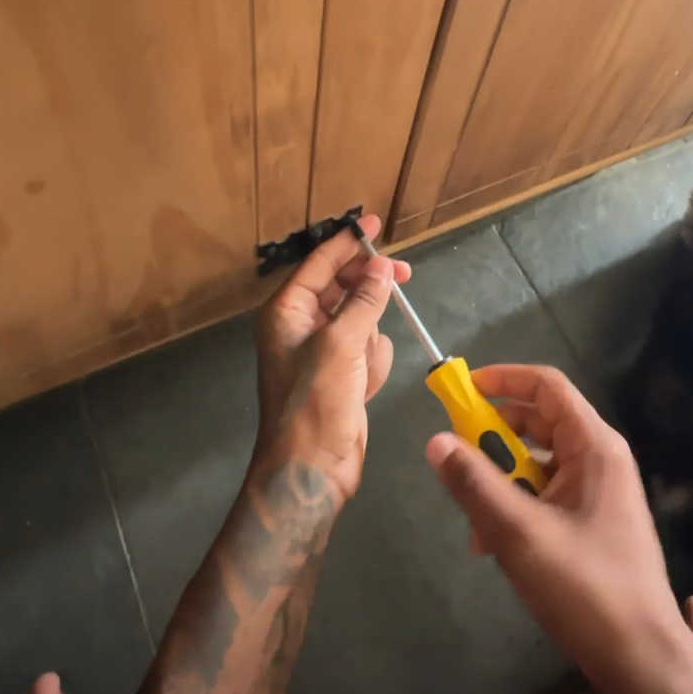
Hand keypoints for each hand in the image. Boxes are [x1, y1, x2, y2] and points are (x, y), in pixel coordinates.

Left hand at [253, 215, 410, 500]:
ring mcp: (324, 353)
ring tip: (361, 370)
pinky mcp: (343, 376)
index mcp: (288, 312)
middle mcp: (302, 326)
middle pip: (345, 288)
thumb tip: (383, 267)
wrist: (312, 470)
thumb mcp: (341, 344)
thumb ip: (364, 301)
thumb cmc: (315, 401)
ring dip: (371, 341)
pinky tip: (364, 389)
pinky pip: (369, 352)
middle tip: (404, 276)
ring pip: (363, 321)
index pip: (320, 263)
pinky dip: (373, 366)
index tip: (375, 223)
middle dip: (370, 292)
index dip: (348, 242)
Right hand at [425, 364, 692, 693]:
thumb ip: (474, 483)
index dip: (503, 378)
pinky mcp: (591, 520)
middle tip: (457, 452)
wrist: (642, 660)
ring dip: (500, 478)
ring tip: (474, 515)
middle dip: (492, 434)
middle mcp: (599, 458)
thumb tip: (436, 441)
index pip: (546, 385)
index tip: (461, 389)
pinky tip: (493, 544)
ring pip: (536, 461)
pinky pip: (545, 492)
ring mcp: (597, 490)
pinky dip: (516, 505)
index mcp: (594, 446)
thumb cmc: (585, 587)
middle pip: (538, 421)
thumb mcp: (519, 533)